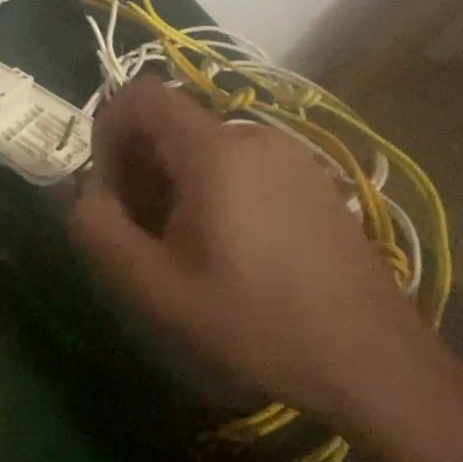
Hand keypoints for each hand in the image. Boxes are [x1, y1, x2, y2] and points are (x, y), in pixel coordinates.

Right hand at [71, 78, 427, 419]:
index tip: (109, 185)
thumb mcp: (154, 285)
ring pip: (203, 143)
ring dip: (174, 178)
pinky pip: (241, 161)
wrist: (377, 365)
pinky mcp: (314, 180)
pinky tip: (229, 245)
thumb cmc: (256, 321)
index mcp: (214, 150)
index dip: (107, 129)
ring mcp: (292, 156)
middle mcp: (254, 136)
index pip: (139, 95)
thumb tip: (85, 192)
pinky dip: (214, 186)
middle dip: (138, 162)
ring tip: (182, 241)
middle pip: (170, 121)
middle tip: (140, 224)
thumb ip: (97, 228)